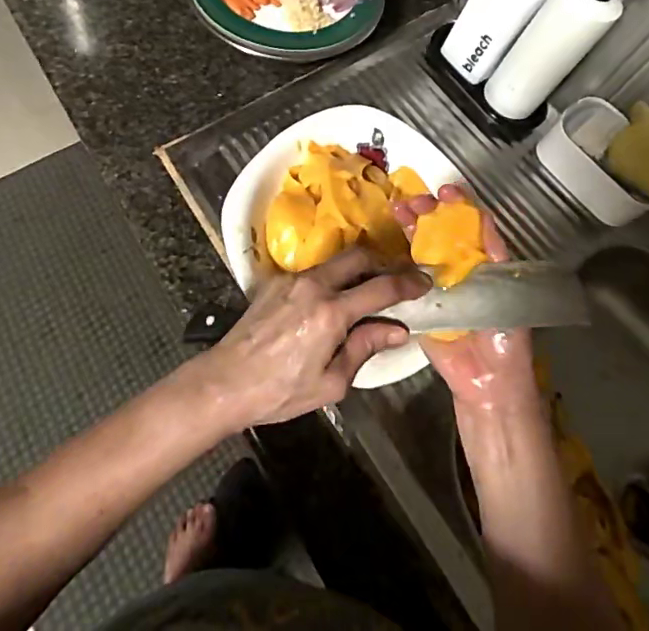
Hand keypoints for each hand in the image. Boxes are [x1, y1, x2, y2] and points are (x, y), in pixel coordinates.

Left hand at [194, 246, 428, 428]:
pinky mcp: (276, 281)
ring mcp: (292, 280)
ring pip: (336, 261)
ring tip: (370, 286)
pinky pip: (314, 271)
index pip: (380, 288)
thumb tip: (396, 329)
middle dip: (385, 262)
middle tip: (399, 276)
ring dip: (359, 268)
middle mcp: (313, 286)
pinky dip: (333, 277)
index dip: (407, 284)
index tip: (424, 283)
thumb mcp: (330, 382)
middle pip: (360, 257)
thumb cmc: (279, 392)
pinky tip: (334, 298)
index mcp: (330, 313)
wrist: (224, 383)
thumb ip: (364, 348)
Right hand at [391, 186, 539, 414]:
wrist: (489, 383)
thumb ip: (495, 255)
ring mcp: (435, 287)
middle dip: (428, 212)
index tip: (447, 191)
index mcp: (482, 263)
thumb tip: (486, 217)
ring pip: (420, 249)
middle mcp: (457, 269)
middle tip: (416, 200)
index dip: (458, 206)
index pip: (468, 226)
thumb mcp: (508, 291)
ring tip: (400, 209)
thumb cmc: (506, 338)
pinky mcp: (417, 307)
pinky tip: (388, 246)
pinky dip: (395, 263)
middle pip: (439, 233)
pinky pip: (404, 281)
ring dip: (410, 228)